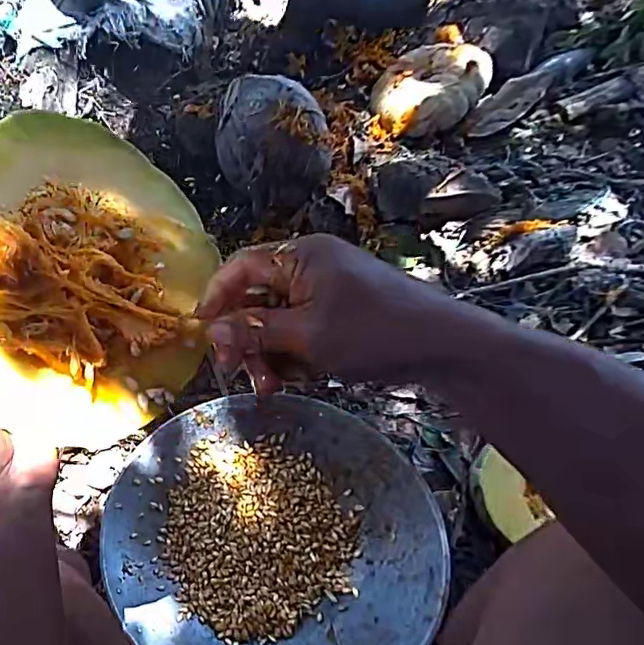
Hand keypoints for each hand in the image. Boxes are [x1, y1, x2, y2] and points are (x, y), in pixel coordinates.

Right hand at [197, 234, 447, 393]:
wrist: (441, 347)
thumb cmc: (374, 332)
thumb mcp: (307, 336)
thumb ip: (255, 332)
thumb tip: (210, 330)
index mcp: (300, 257)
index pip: (241, 267)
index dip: (216, 298)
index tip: (202, 331)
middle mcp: (308, 268)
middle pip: (255, 300)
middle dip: (246, 339)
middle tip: (239, 372)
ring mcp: (323, 293)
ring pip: (274, 323)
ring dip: (267, 356)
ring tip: (272, 387)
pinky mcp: (335, 316)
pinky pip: (297, 334)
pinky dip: (291, 357)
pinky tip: (297, 379)